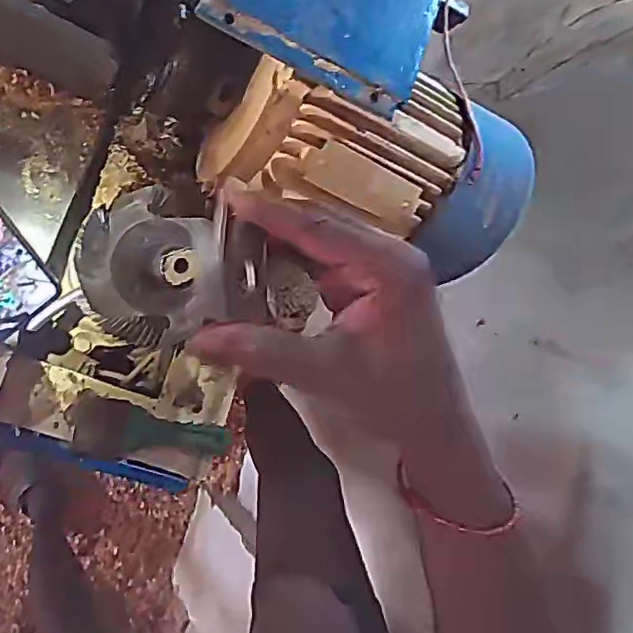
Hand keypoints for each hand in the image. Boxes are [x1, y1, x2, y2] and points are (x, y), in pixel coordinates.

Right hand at [190, 186, 466, 450]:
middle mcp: (389, 258)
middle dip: (270, 222)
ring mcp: (382, 271)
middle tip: (221, 215)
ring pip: (320, 242)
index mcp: (388, 267)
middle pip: (319, 227)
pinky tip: (260, 265)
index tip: (228, 195)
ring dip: (278, 240)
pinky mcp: (371, 287)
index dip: (269, 212)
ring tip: (231, 236)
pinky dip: (291, 262)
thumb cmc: (392, 404)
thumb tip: (199, 339)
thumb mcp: (323, 374)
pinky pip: (324, 262)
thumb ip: (262, 350)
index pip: (319, 228)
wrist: (432, 437)